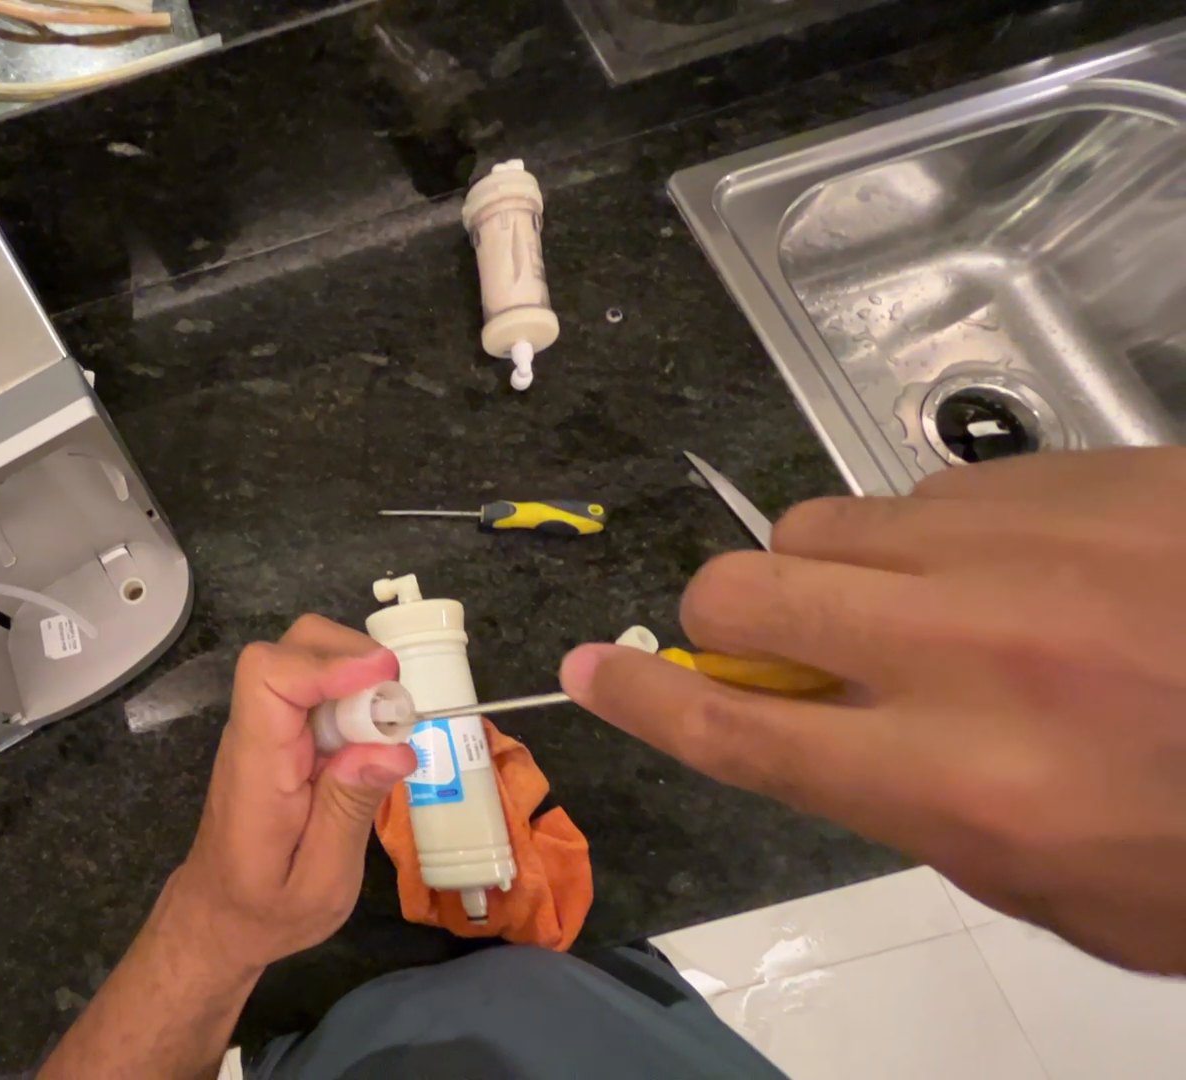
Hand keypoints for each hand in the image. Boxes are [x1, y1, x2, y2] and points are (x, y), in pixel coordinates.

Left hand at [165, 616, 417, 974]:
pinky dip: (350, 693)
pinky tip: (373, 733)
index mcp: (257, 764)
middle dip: (348, 654)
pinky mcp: (279, 734)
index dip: (326, 664)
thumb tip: (394, 748)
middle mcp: (254, 731)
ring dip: (353, 671)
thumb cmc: (265, 908)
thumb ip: (350, 811)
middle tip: (395, 700)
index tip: (382, 679)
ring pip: (301, 657)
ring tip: (390, 722)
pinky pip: (311, 688)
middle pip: (287, 648)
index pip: (268, 676)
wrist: (220, 913)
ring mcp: (264, 728)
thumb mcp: (321, 882)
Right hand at [560, 448, 1185, 973]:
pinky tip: (1036, 567)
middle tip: (780, 644)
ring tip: (933, 605)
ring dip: (834, 575)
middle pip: (736, 595)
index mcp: (974, 786)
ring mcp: (1025, 547)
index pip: (734, 734)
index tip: (582, 668)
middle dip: (726, 621)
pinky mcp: (1078, 473)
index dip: (638, 698)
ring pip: (815, 528)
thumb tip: (795, 722)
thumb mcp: (1078, 889)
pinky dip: (930, 538)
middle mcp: (971, 655)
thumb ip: (905, 808)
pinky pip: (918, 495)